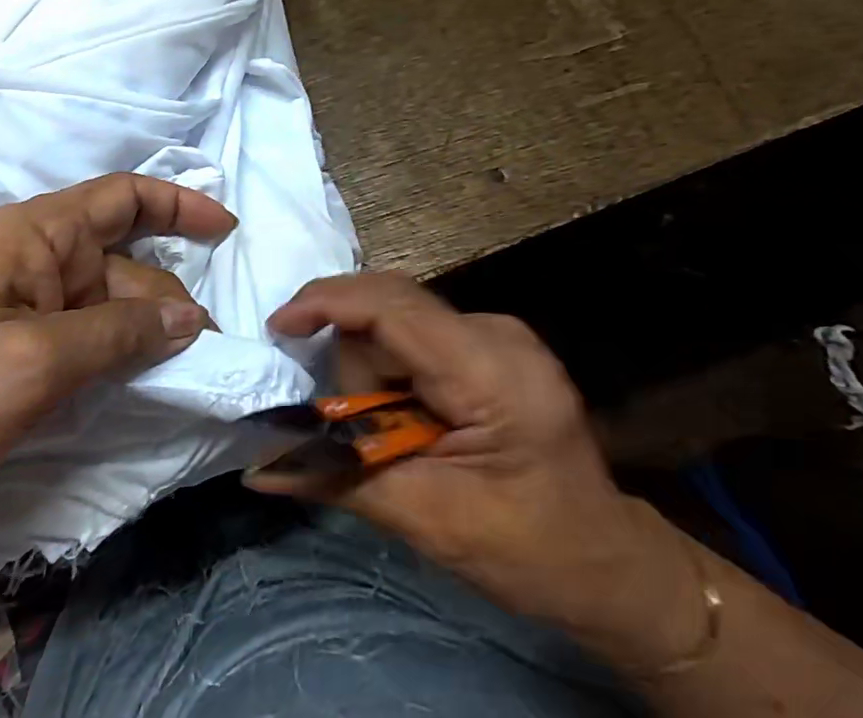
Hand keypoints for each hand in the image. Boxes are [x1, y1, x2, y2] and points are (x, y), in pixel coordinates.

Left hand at [0, 174, 234, 579]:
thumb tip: (194, 319)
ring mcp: (32, 312)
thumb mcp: (39, 358)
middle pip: (129, 261)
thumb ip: (124, 331)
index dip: (177, 204)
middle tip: (207, 348)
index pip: (121, 197)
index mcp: (33, 236)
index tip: (227, 231)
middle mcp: (37, 263)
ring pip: (117, 306)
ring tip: (186, 371)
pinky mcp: (29, 355)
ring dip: (154, 333)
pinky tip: (151, 379)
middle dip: (171, 298)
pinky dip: (130, 354)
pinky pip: (98, 341)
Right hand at [250, 273, 706, 655]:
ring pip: (402, 326)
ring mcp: (501, 335)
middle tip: (371, 439)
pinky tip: (416, 423)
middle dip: (359, 372)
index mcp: (493, 370)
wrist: (601, 558)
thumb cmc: (527, 548)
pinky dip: (398, 377)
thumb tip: (260, 463)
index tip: (278, 326)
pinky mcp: (495, 346)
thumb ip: (341, 477)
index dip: (328, 304)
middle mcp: (498, 332)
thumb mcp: (428, 519)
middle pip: (392, 315)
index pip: (395, 307)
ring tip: (406, 442)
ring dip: (379, 380)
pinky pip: (421, 340)